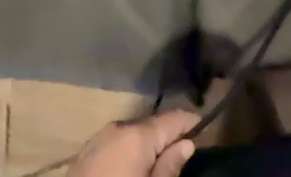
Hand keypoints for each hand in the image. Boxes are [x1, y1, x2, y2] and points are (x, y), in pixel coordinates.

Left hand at [67, 110, 200, 176]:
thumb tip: (186, 144)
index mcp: (137, 134)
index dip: (191, 123)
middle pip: (152, 126)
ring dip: (147, 147)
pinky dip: (128, 153)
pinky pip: (116, 145)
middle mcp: (118, 127)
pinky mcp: (85, 153)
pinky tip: (132, 171)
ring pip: (133, 135)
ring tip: (157, 166)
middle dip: (167, 138)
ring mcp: (98, 138)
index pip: (173, 118)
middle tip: (182, 156)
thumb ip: (170, 167)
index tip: (205, 132)